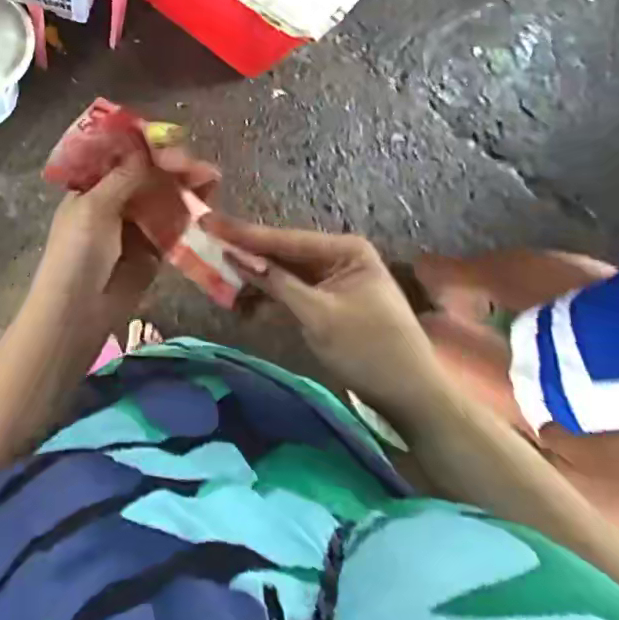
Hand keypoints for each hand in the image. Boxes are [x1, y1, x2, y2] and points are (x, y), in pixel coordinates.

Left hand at [32, 144, 219, 342]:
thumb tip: (145, 147)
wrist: (78, 311)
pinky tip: (207, 205)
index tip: (172, 141)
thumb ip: (124, 177)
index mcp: (89, 187)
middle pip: (146, 177)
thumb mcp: (95, 208)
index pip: (120, 158)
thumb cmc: (77, 253)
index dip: (145, 148)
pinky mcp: (151, 251)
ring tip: (210, 180)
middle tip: (197, 167)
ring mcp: (132, 226)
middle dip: (171, 168)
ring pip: (162, 200)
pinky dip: (188, 216)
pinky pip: (172, 227)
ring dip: (185, 189)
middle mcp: (111, 202)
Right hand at [202, 215, 452, 425]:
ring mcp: (332, 278)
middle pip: (280, 251)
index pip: (284, 238)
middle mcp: (338, 256)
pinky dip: (267, 295)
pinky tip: (242, 301)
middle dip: (244, 255)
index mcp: (345, 250)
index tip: (207, 222)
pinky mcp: (327, 299)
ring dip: (252, 278)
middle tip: (205, 246)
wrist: (413, 398)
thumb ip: (276, 282)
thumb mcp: (318, 315)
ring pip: (281, 271)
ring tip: (217, 279)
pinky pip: (289, 289)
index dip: (242, 233)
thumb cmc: (371, 351)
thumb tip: (235, 256)